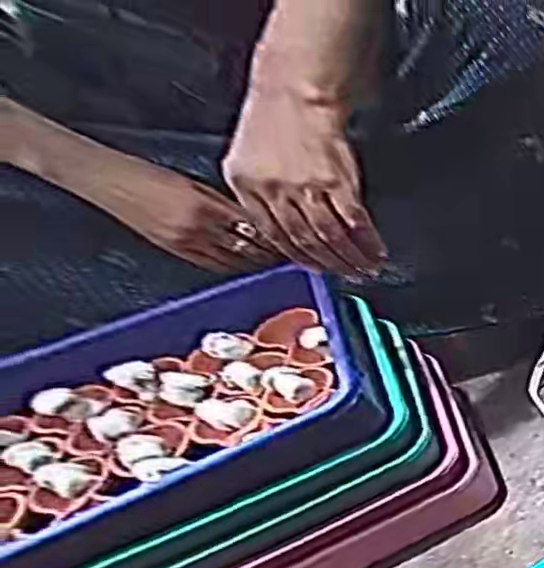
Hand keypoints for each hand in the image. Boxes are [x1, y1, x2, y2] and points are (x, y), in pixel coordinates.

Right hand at [92, 154, 280, 273]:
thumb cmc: (147, 175)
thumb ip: (232, 207)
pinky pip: (218, 267)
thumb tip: (267, 224)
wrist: (98, 175)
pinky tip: (248, 264)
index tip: (297, 242)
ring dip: (260, 265)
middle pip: (255, 251)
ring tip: (274, 262)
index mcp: (208, 207)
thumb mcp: (197, 186)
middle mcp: (199, 227)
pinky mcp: (175, 250)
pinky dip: (238, 267)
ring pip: (240, 263)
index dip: (282, 239)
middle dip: (277, 255)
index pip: (260, 231)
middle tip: (293, 257)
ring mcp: (187, 241)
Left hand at [223, 90, 385, 276]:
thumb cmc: (278, 124)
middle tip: (350, 275)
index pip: (272, 234)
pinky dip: (369, 242)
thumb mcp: (254, 160)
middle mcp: (272, 188)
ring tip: (368, 267)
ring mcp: (305, 187)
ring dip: (352, 257)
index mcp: (244, 183)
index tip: (318, 271)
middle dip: (331, 264)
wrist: (296, 95)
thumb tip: (296, 231)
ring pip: (330, 236)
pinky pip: (355, 223)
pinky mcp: (336, 185)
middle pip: (304, 240)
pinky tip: (377, 250)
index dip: (299, 258)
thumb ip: (268, 195)